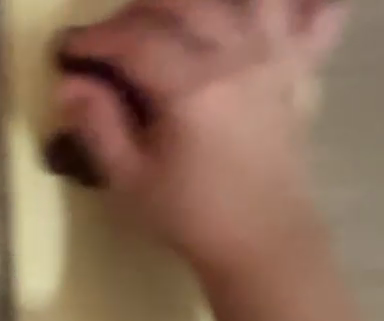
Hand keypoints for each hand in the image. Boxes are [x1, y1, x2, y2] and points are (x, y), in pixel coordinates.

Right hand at [52, 0, 348, 276]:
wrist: (258, 234)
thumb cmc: (185, 213)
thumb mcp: (127, 179)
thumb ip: (98, 126)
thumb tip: (70, 85)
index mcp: (193, 90)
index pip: (137, 41)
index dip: (95, 38)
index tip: (67, 47)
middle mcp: (240, 56)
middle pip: (186, 2)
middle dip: (137, 9)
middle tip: (109, 34)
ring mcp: (280, 53)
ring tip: (169, 15)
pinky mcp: (303, 62)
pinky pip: (316, 8)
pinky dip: (293, 0)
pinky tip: (256, 12)